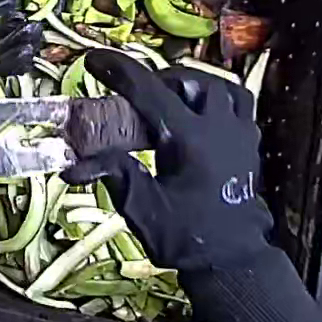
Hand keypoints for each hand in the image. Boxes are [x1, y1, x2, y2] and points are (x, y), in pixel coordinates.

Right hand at [65, 49, 321, 321]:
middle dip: (153, 80)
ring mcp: (240, 133)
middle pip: (185, 80)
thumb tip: (71, 168)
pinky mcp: (250, 141)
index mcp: (190, 140)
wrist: (233, 261)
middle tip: (131, 96)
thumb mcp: (142, 208)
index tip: (93, 60)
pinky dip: (214, 96)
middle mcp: (219, 128)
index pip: (148, 91)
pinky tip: (196, 110)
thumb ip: (112, 176)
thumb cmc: (185, 237)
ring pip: (217, 85)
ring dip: (187, 84)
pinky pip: (236, 101)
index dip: (118, 71)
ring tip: (164, 98)